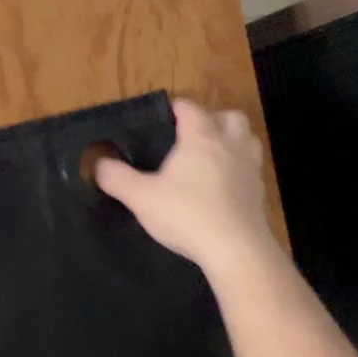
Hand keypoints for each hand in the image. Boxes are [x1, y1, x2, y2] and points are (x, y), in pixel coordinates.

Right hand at [95, 98, 277, 273]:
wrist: (235, 249)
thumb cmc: (186, 214)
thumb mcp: (140, 197)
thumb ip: (116, 178)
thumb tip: (98, 164)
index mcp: (201, 139)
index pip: (191, 109)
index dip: (177, 107)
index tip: (165, 112)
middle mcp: (230, 146)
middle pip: (230, 117)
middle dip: (212, 118)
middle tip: (192, 133)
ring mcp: (249, 169)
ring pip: (247, 140)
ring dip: (231, 140)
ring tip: (211, 154)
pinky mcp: (259, 193)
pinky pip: (251, 168)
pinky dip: (238, 168)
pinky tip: (222, 185)